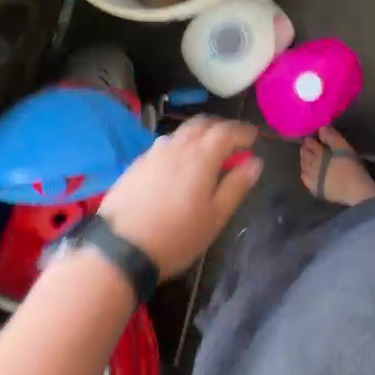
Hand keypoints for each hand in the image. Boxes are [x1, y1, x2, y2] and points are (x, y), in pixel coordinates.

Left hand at [95, 116, 262, 277]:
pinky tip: (176, 166)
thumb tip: (255, 162)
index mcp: (201, 156)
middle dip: (221, 127)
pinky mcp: (135, 166)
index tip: (253, 139)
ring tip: (205, 152)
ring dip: (198, 135)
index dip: (243, 131)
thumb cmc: (176, 236)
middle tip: (232, 141)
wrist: (119, 250)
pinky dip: (178, 147)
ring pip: (180, 133)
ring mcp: (153, 154)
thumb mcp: (215, 217)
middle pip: (202, 123)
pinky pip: (162, 146)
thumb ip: (236, 186)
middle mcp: (177, 147)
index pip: (227, 131)